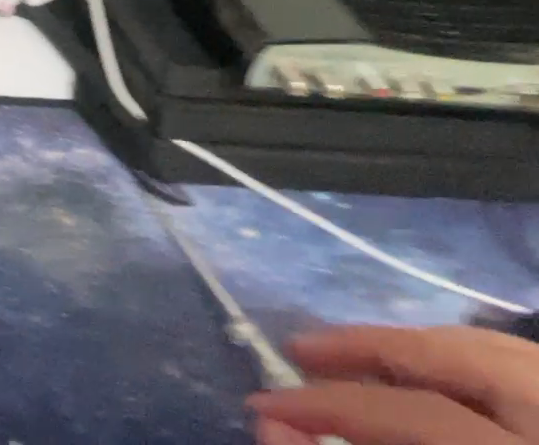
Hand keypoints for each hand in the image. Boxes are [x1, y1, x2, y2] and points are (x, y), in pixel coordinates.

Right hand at [249, 325, 538, 443]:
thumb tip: (273, 429)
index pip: (410, 415)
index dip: (323, 405)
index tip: (263, 408)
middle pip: (464, 358)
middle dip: (369, 347)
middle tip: (300, 353)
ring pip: (502, 354)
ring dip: (418, 351)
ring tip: (357, 362)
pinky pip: (527, 373)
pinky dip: (470, 371)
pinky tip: (430, 386)